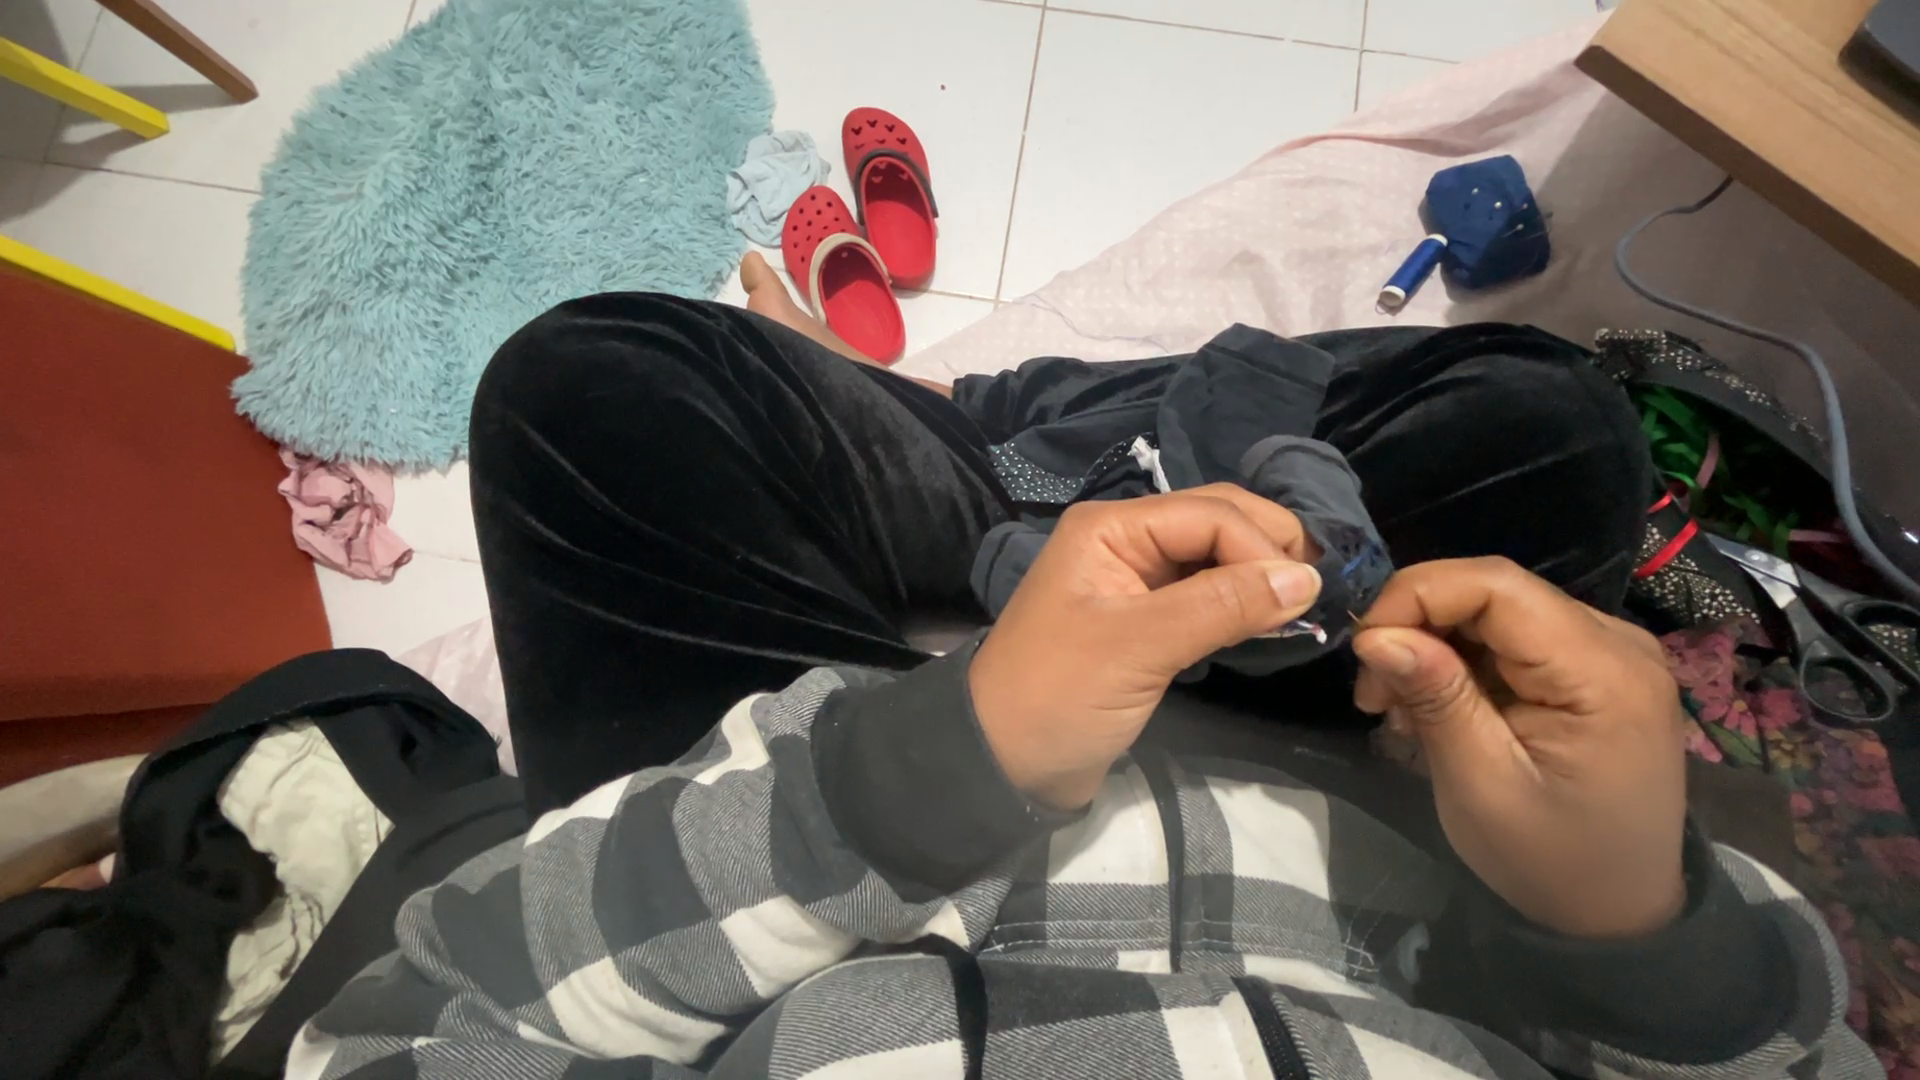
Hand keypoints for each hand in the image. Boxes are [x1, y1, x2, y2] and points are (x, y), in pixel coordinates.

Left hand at [970, 484, 1321, 809]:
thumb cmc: (1058, 694)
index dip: (1262, 547)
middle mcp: (1124, 541)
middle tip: (1318, 593)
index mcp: (1111, 528)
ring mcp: (1135, 581)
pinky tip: (1268, 623)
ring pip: (1213, 558)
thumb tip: (1306, 578)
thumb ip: (1220, 605)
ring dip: (1258, 576)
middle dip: (1268, 548)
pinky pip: (1204, 595)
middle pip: (1215, 522)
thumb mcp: (1137, 646)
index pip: (1209, 514)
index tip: (1306, 597)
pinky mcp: (1145, 620)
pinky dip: (1238, 604)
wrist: (1004, 760)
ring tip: (1304, 609)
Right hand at [1351, 557, 1687, 938]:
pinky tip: (1430, 704)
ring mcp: (1601, 650)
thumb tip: (1373, 635)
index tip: (1364, 649)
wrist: (1615, 910)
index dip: (1414, 596)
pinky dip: (1448, 659)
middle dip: (1411, 624)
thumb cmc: (1549, 858)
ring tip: (1396, 707)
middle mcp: (1613, 642)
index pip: (1495, 585)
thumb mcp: (1480, 784)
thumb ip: (1435, 698)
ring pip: (1484, 607)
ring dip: (1424, 644)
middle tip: (1373, 691)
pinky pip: (1498, 633)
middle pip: (1487, 590)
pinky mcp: (1580, 663)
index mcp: (1603, 672)